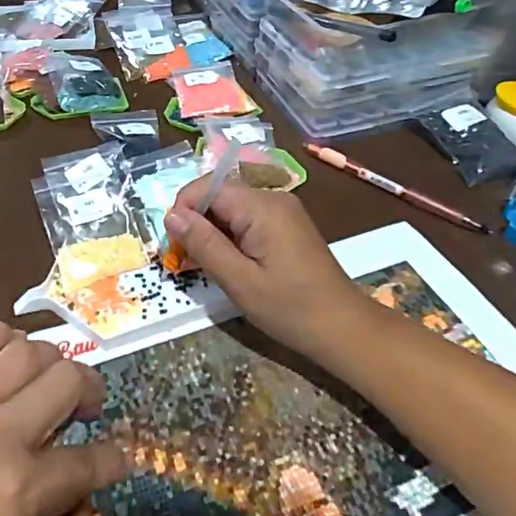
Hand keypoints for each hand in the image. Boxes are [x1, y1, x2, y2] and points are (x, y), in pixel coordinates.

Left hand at [0, 322, 128, 515]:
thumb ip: (47, 515)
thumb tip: (69, 479)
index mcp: (21, 490)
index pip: (90, 461)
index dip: (113, 460)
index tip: (120, 459)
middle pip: (64, 380)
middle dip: (90, 391)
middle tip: (90, 411)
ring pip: (25, 351)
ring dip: (51, 360)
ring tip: (53, 381)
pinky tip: (12, 350)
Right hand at [165, 179, 371, 360]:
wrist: (344, 328)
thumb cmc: (291, 309)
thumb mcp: (239, 281)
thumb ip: (203, 244)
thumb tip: (170, 216)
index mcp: (261, 206)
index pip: (207, 187)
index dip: (183, 211)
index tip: (176, 247)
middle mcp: (272, 197)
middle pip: (218, 194)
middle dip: (196, 221)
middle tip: (188, 261)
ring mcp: (282, 209)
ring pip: (231, 206)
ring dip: (212, 230)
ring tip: (208, 265)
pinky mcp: (287, 223)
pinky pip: (248, 216)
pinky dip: (231, 234)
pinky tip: (231, 262)